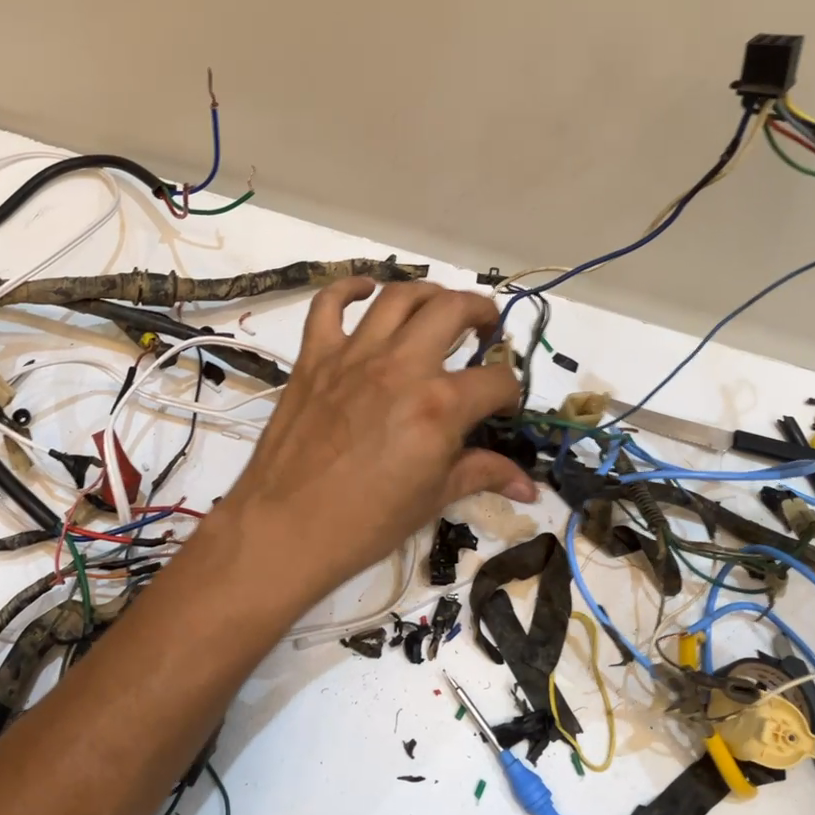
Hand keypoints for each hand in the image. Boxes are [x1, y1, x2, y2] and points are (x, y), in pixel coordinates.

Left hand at [205, 279, 534, 602]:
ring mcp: (353, 355)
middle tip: (484, 328)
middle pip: (453, 311)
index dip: (508, 392)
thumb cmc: (365, 522)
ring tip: (438, 306)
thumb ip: (481, 475)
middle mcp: (401, 366)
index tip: (502, 405)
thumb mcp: (432, 499)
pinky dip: (348, 288)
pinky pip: (328, 304)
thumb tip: (529, 485)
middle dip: (481, 313)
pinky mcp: (314, 356)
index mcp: (439, 405)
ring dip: (427, 293)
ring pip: (398, 297)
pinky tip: (365, 289)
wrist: (286, 526)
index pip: (495, 380)